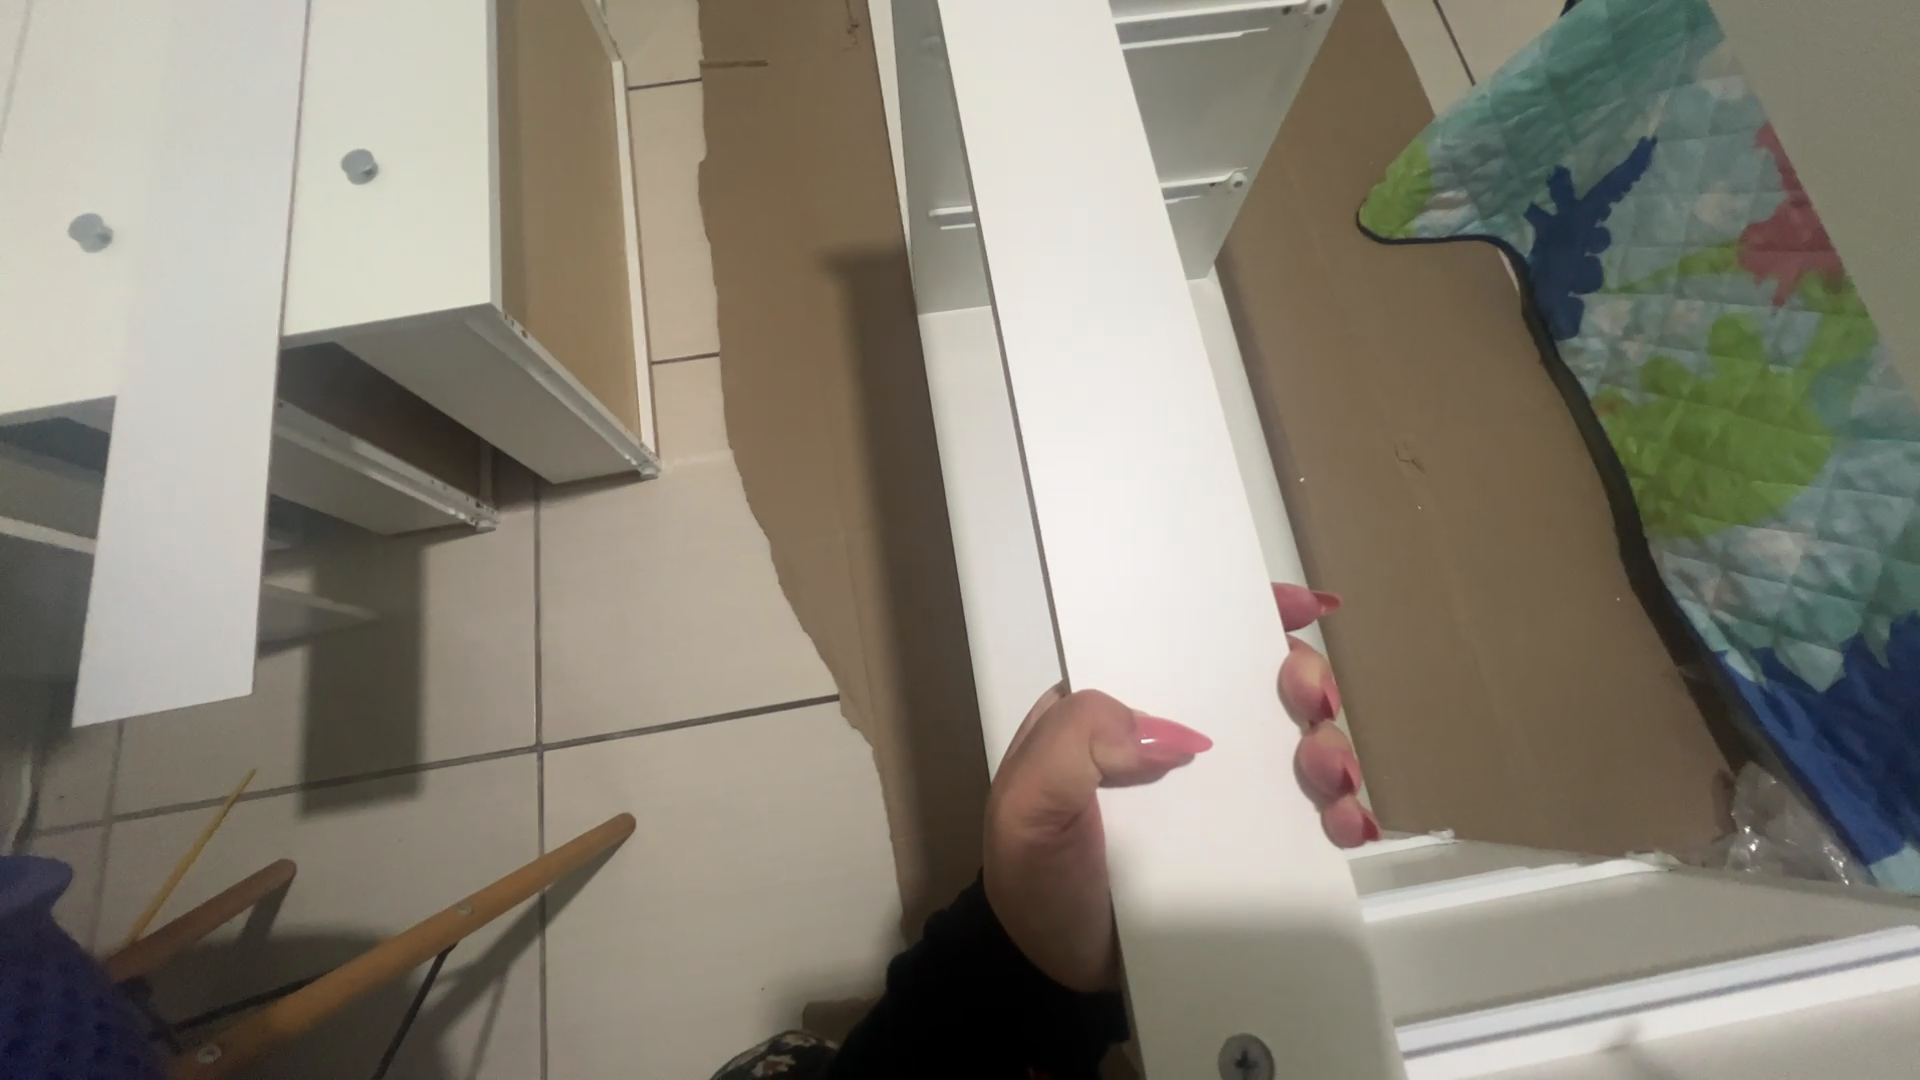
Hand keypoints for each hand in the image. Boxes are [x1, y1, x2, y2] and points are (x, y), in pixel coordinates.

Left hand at [981, 583, 1376, 991]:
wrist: (1054, 967)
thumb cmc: (1033, 875)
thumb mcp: (1030, 796)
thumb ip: (1078, 740)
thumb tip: (1173, 733)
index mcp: (1111, 712)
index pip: (1175, 643)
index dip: (1234, 618)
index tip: (1290, 607)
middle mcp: (1164, 739)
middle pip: (1247, 687)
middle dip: (1298, 678)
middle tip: (1310, 701)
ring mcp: (1207, 792)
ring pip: (1285, 744)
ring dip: (1327, 743)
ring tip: (1328, 775)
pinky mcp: (1239, 842)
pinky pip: (1300, 814)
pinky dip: (1336, 809)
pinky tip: (1344, 823)